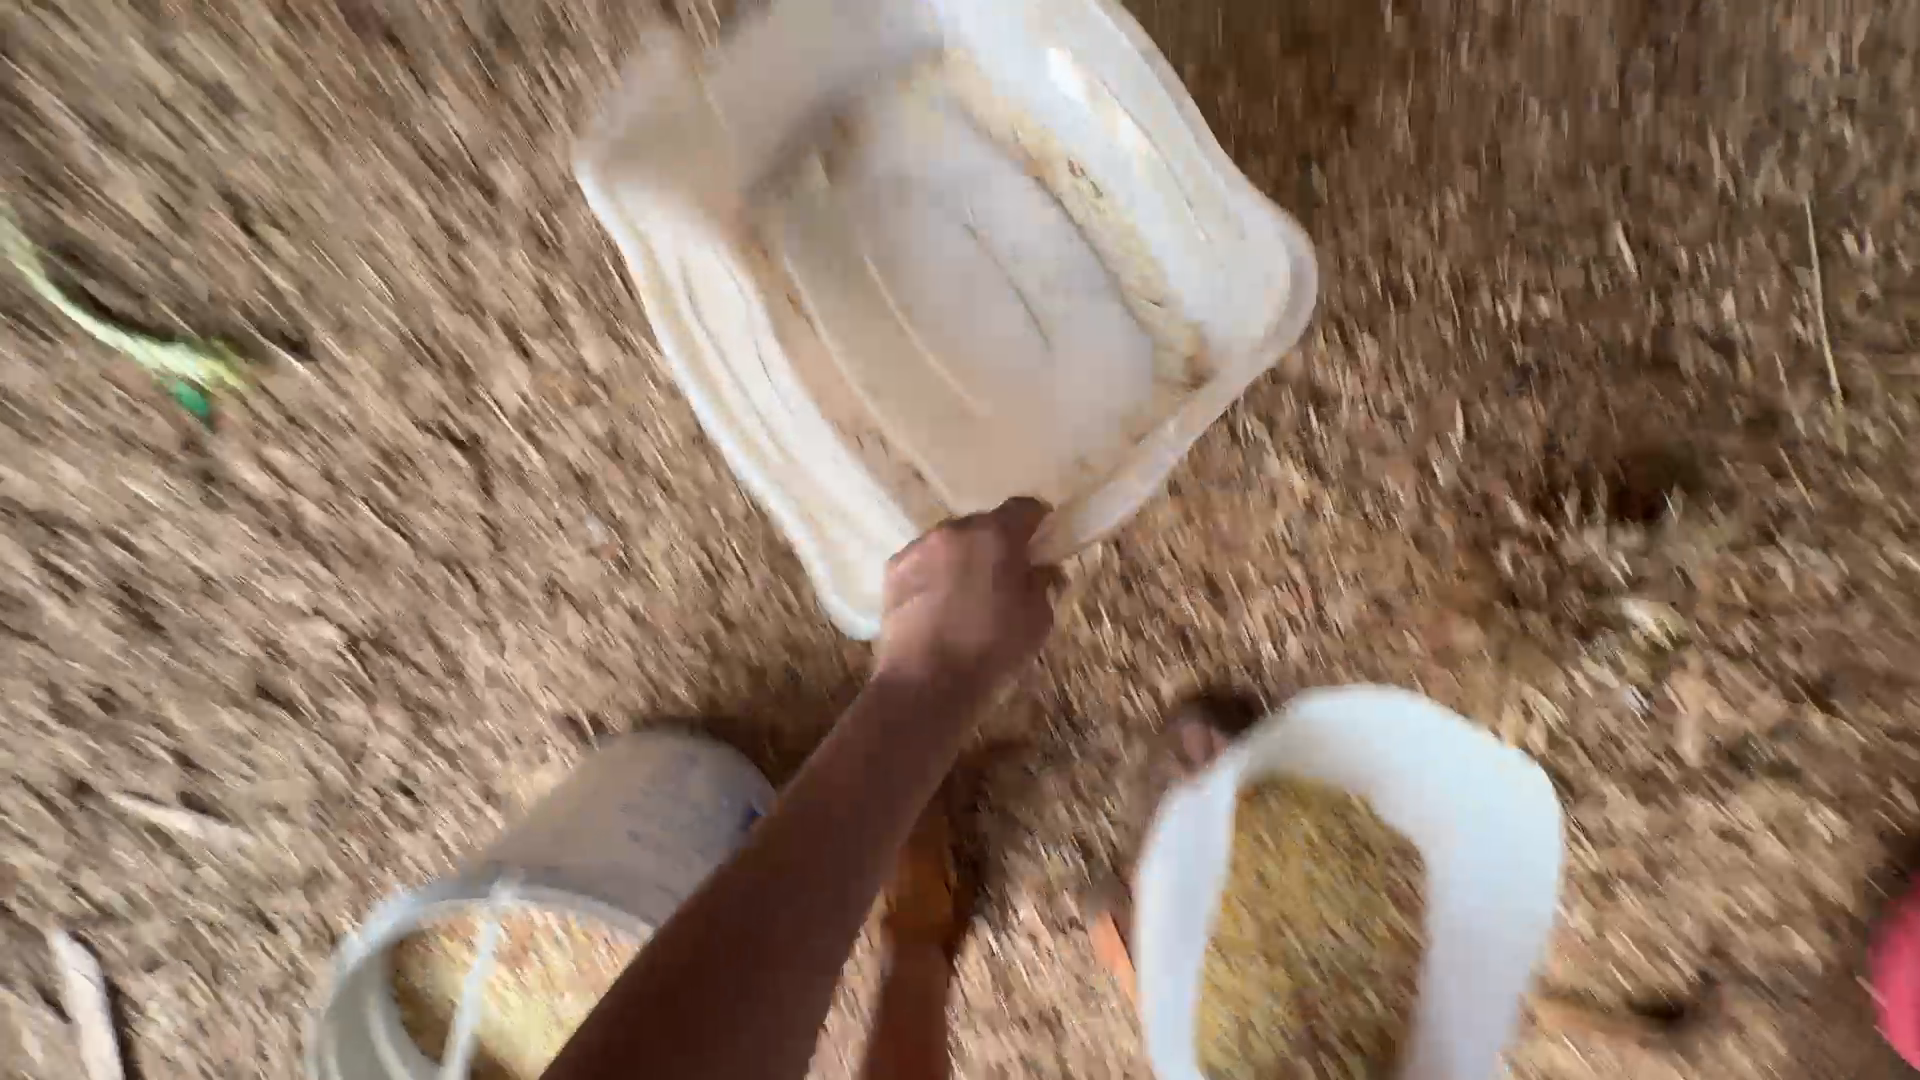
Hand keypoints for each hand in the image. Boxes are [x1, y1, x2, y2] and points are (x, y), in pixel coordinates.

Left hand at [874, 497, 1058, 689]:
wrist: (926, 684)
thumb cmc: (992, 651)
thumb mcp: (1037, 621)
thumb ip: (1043, 584)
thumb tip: (1041, 569)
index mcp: (996, 535)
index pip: (1024, 507)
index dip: (1036, 523)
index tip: (1040, 544)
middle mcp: (954, 530)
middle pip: (983, 524)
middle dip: (996, 544)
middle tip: (1003, 578)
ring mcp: (918, 547)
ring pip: (950, 542)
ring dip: (962, 558)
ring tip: (965, 597)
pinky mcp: (893, 570)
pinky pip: (923, 561)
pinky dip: (934, 574)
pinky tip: (937, 606)